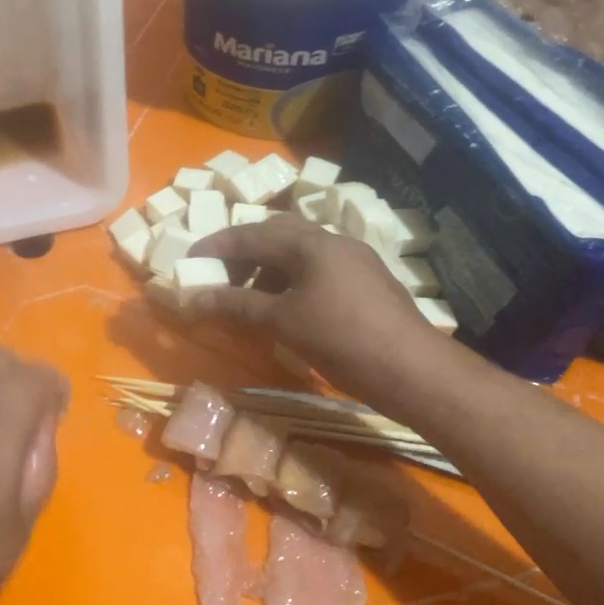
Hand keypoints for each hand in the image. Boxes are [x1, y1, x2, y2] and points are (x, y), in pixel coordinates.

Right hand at [188, 216, 447, 392]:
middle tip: (219, 274)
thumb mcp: (280, 322)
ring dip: (267, 266)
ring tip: (248, 295)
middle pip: (276, 233)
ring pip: (298, 251)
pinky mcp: (367, 282)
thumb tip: (192, 298)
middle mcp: (333, 242)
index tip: (189, 260)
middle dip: (243, 251)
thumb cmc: (341, 339)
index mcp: (310, 243)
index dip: (215, 246)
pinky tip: (284, 305)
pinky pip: (317, 268)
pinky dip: (290, 278)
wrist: (414, 371)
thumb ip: (235, 304)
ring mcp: (355, 260)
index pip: (250, 235)